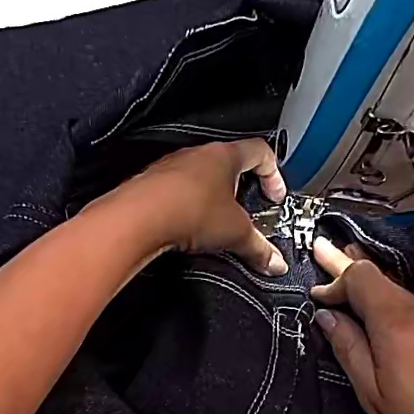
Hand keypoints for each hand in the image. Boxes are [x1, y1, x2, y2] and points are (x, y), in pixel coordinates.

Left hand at [103, 139, 288, 275]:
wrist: (138, 218)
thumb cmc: (186, 209)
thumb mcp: (236, 234)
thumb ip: (260, 248)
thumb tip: (274, 261)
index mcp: (225, 155)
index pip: (260, 152)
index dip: (274, 174)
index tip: (275, 197)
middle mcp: (197, 155)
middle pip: (230, 166)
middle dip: (243, 191)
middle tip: (248, 215)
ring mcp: (172, 168)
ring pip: (202, 179)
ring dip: (213, 200)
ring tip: (218, 226)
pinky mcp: (153, 186)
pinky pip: (178, 193)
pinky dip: (189, 209)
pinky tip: (190, 230)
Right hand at [309, 237, 413, 413]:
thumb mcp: (375, 399)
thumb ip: (348, 349)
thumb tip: (328, 319)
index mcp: (400, 326)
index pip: (361, 276)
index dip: (335, 277)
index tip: (318, 292)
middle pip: (383, 281)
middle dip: (351, 277)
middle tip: (325, 257)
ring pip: (402, 298)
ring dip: (375, 298)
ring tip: (351, 299)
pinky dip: (397, 314)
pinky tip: (387, 330)